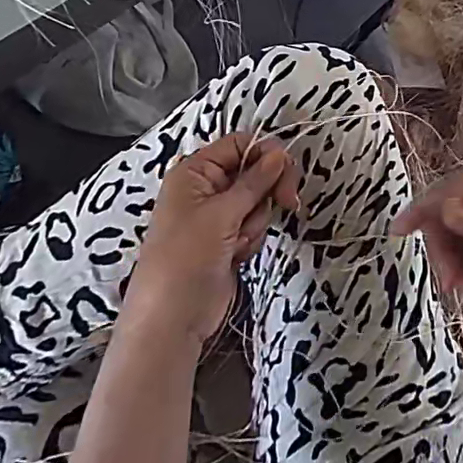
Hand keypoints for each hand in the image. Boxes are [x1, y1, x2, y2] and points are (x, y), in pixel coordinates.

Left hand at [127, 134, 302, 343]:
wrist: (174, 317)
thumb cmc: (186, 257)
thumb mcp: (220, 214)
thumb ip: (253, 182)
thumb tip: (279, 153)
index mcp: (194, 171)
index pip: (238, 145)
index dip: (265, 154)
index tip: (289, 172)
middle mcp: (205, 187)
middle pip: (252, 172)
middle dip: (265, 191)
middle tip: (287, 202)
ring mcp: (216, 215)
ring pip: (256, 202)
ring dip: (255, 221)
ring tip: (235, 242)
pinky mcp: (227, 239)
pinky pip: (252, 225)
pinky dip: (251, 238)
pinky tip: (236, 255)